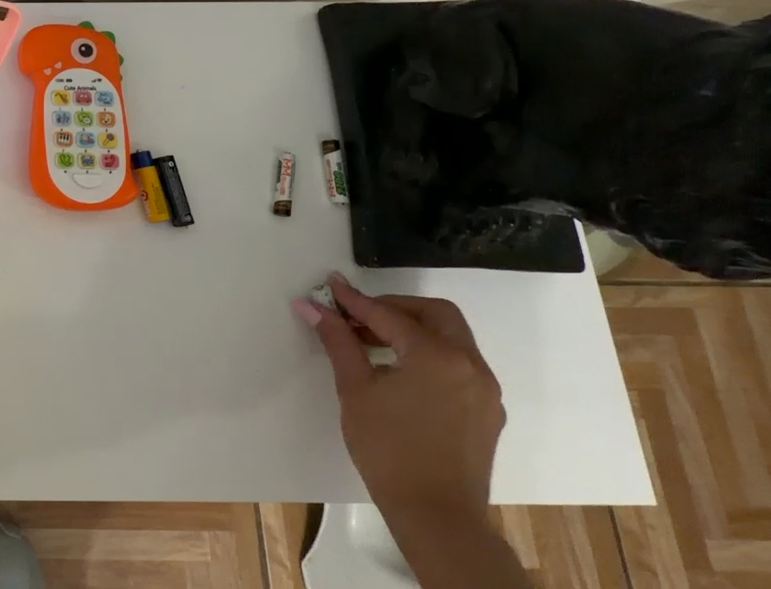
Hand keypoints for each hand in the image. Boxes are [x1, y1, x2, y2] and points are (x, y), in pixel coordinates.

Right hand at [295, 274, 504, 519]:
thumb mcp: (355, 389)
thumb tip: (312, 307)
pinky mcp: (486, 410)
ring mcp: (484, 389)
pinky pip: (459, 364)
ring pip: (451, 338)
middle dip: (395, 307)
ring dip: (413, 330)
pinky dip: (429, 354)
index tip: (329, 287)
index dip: (355, 300)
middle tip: (358, 316)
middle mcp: (470, 365)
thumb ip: (338, 342)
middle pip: (435, 314)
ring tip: (372, 343)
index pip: (390, 315)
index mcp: (437, 356)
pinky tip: (399, 372)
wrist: (435, 512)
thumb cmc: (388, 447)